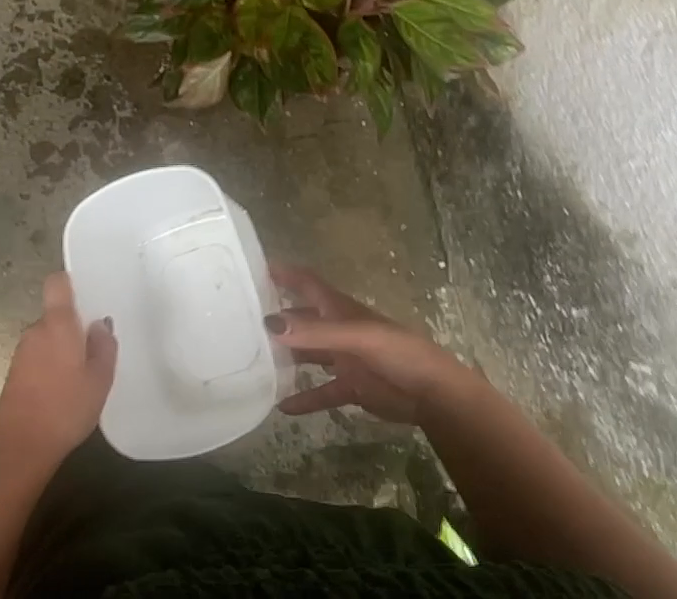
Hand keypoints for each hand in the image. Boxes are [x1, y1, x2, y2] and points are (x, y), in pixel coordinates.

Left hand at [0, 272, 117, 464]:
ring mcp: (21, 352)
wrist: (22, 446)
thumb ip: (104, 346)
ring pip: (48, 338)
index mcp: (57, 324)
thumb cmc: (66, 408)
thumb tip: (99, 325)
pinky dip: (51, 365)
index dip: (71, 283)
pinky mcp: (14, 372)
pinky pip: (38, 356)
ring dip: (63, 349)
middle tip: (96, 350)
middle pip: (56, 315)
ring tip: (82, 376)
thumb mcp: (100, 380)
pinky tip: (64, 391)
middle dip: (74, 327)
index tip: (88, 295)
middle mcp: (35, 331)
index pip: (57, 284)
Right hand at [265, 262, 469, 423]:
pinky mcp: (352, 386)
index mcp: (341, 310)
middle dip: (278, 318)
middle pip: (303, 319)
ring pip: (308, 354)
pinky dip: (304, 398)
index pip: (308, 283)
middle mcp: (339, 330)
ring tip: (255, 362)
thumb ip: (317, 332)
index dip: (285, 274)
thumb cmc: (399, 353)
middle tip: (243, 323)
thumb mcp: (358, 337)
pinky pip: (322, 392)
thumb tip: (271, 324)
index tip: (254, 268)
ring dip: (287, 357)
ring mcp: (345, 359)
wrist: (433, 394)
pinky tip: (282, 407)